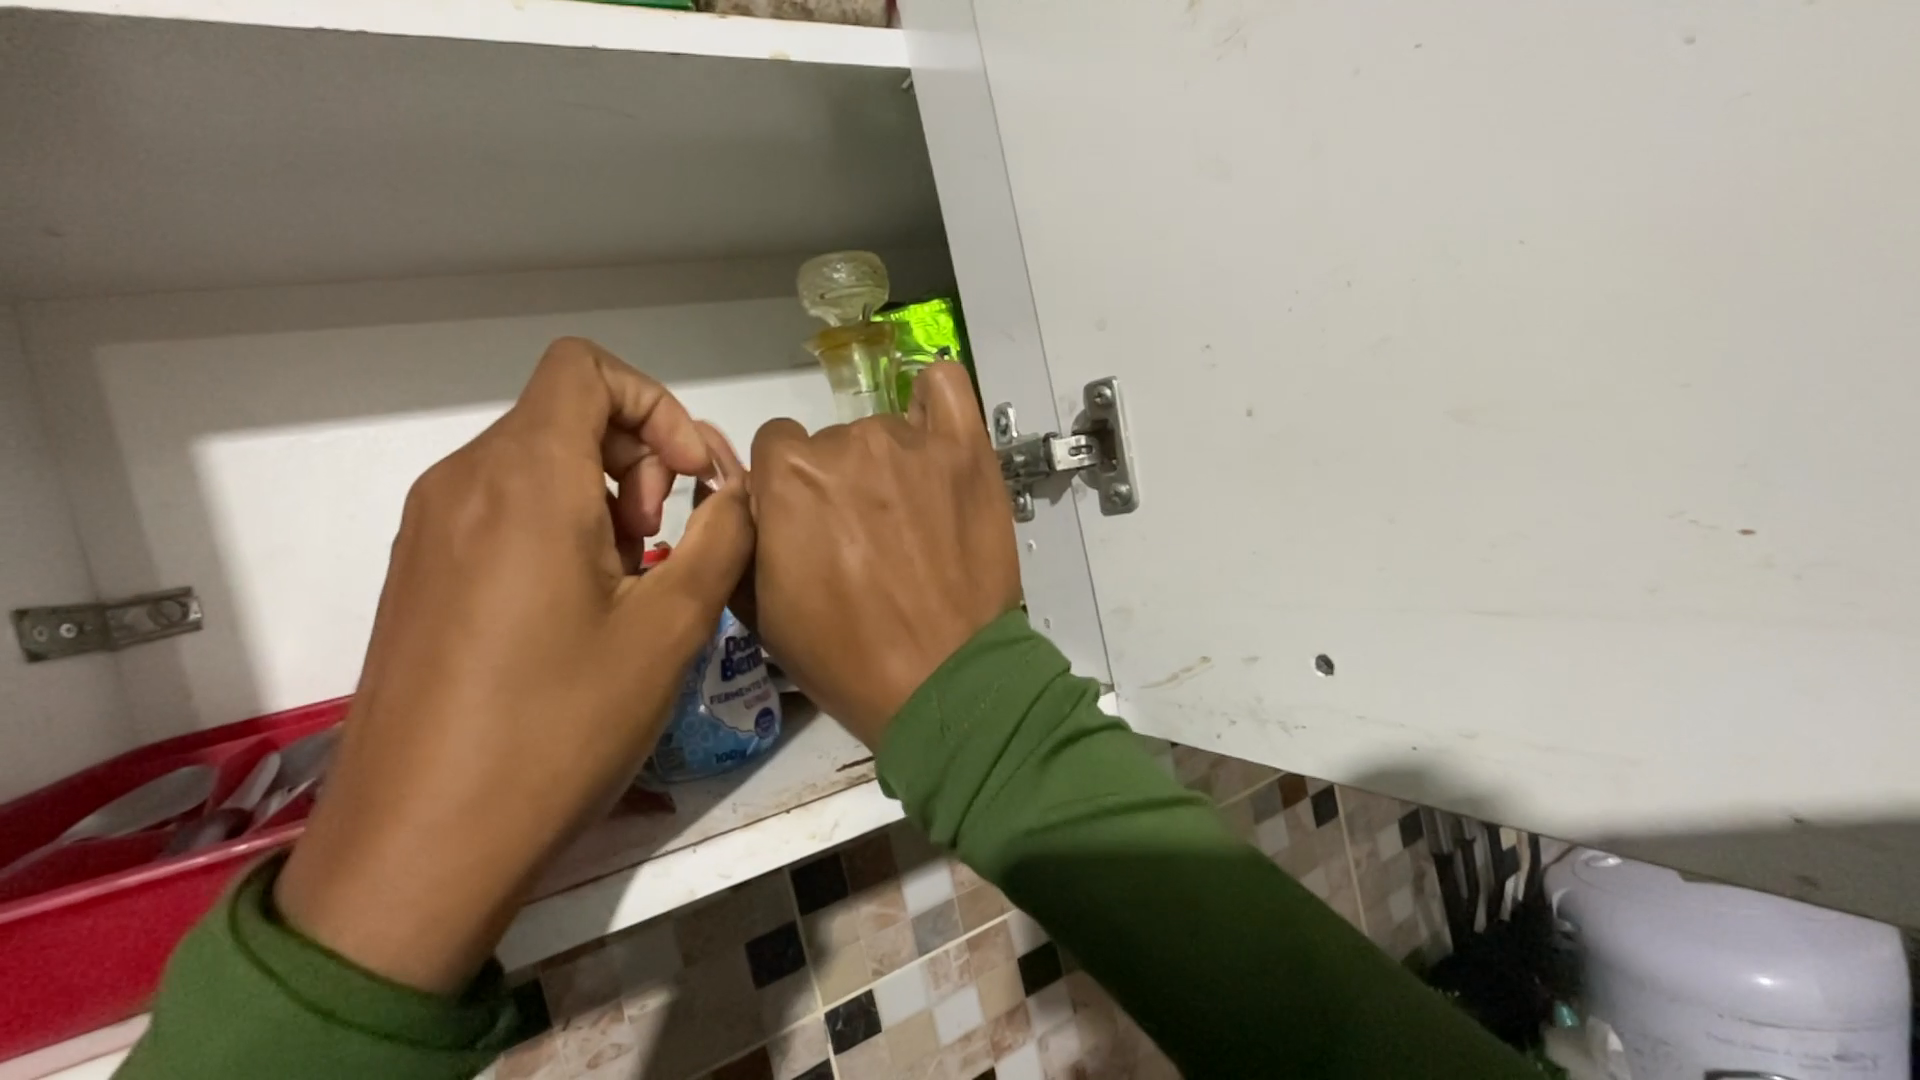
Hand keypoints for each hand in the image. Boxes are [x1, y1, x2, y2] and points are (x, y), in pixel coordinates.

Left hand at [276, 338, 751, 993]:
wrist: (423, 843)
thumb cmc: (560, 723)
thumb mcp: (672, 626)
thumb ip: (722, 536)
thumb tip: (738, 492)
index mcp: (524, 476)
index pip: (587, 369)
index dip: (658, 406)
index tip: (694, 480)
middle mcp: (463, 482)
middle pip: (565, 414)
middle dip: (640, 458)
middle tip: (667, 542)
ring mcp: (429, 530)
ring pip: (535, 463)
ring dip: (604, 498)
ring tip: (633, 583)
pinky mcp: (419, 575)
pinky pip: (501, 510)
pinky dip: (559, 527)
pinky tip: (582, 610)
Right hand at [748, 362, 1020, 746]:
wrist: (941, 683)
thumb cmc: (843, 657)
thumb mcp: (759, 607)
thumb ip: (742, 533)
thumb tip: (747, 493)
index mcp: (789, 476)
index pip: (777, 449)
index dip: (790, 491)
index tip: (812, 528)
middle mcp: (847, 443)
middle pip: (833, 444)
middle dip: (840, 484)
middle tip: (868, 540)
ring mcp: (913, 443)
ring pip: (885, 431)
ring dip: (889, 466)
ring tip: (915, 524)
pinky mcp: (968, 451)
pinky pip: (946, 388)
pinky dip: (934, 404)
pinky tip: (936, 439)